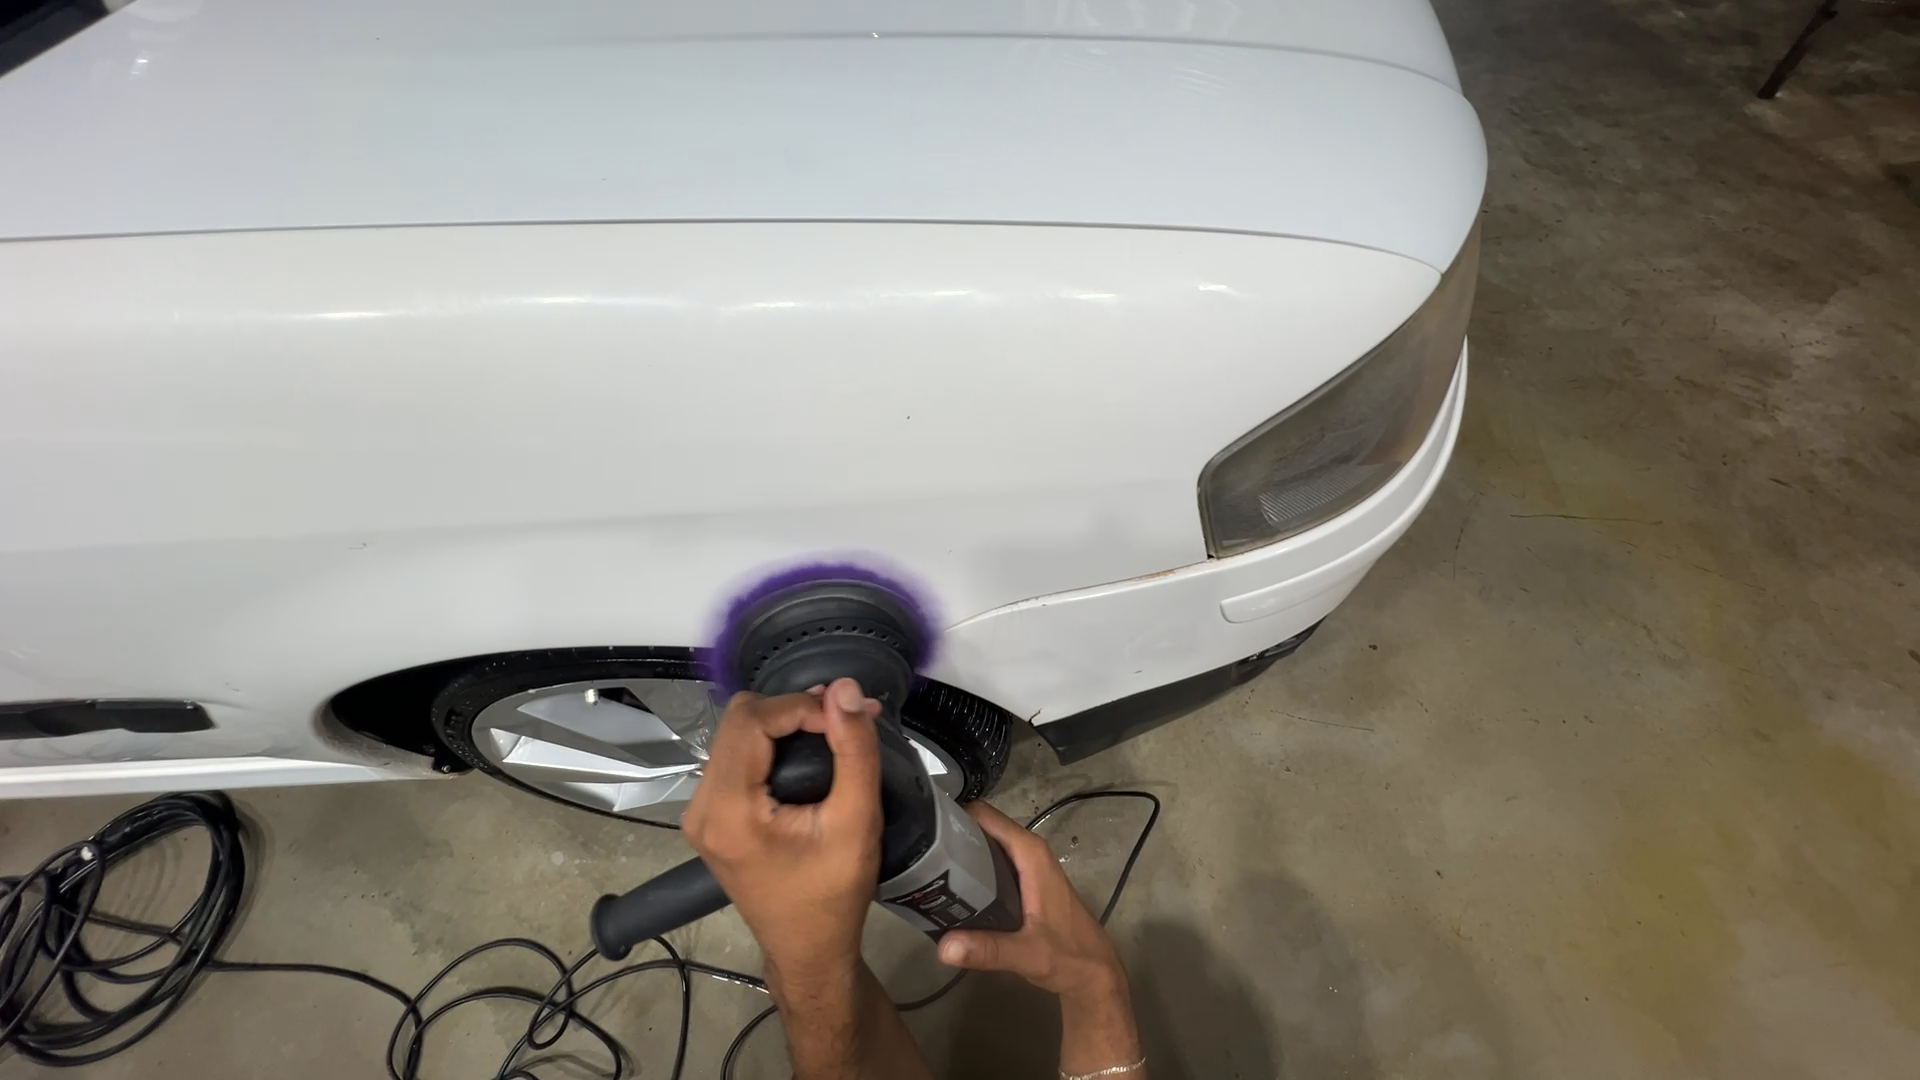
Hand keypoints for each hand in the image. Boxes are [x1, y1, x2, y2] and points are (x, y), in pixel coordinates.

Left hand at [680, 679, 883, 981]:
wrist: (809, 950)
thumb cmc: (834, 894)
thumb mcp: (857, 820)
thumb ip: (853, 750)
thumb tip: (844, 687)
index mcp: (728, 810)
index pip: (753, 720)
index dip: (802, 704)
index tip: (847, 716)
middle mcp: (701, 806)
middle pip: (740, 719)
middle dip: (794, 708)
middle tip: (843, 720)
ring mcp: (701, 812)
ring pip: (738, 731)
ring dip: (785, 722)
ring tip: (834, 731)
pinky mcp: (712, 815)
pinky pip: (738, 753)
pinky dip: (775, 742)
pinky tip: (811, 752)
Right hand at [935, 800, 1126, 1001]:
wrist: (1095, 974)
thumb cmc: (1068, 956)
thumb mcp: (1027, 954)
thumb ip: (987, 949)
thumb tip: (943, 947)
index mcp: (1030, 852)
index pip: (986, 815)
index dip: (955, 815)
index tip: (923, 827)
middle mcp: (1028, 849)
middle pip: (983, 825)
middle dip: (952, 833)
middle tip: (917, 852)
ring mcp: (1027, 864)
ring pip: (987, 843)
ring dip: (960, 849)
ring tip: (925, 866)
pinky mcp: (1024, 879)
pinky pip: (993, 859)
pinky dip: (972, 865)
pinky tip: (950, 885)